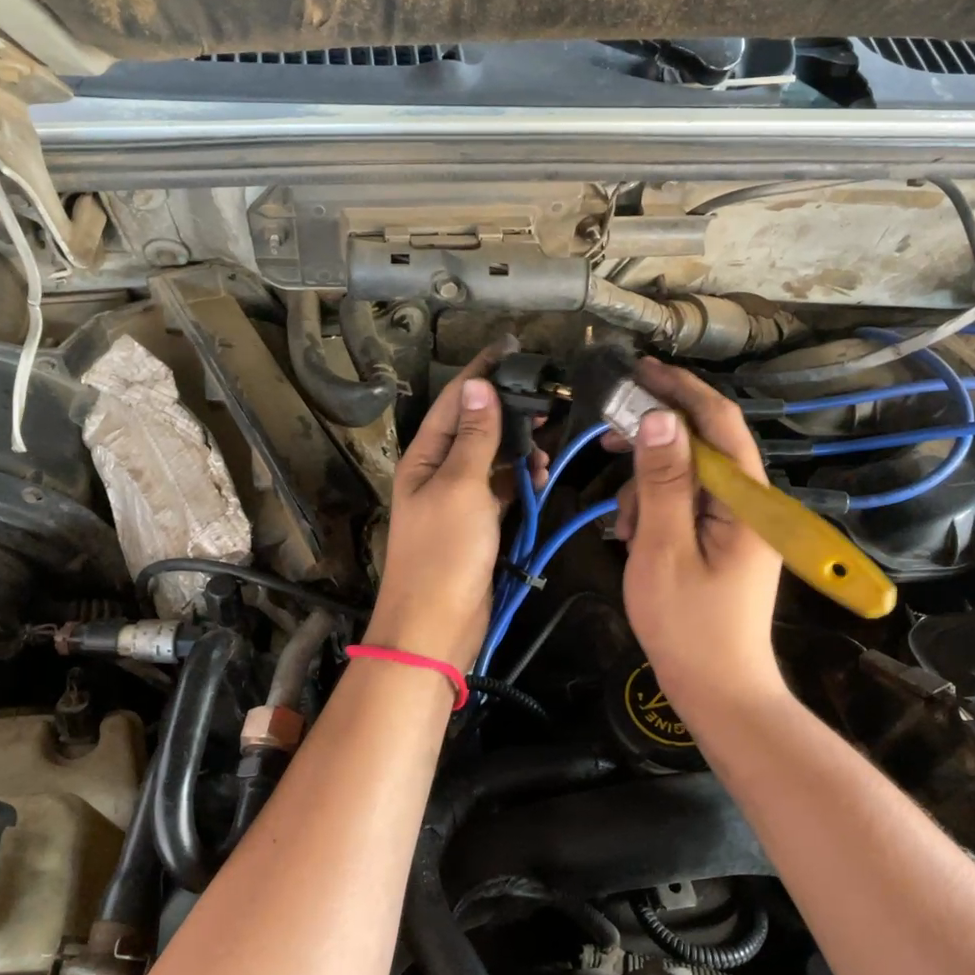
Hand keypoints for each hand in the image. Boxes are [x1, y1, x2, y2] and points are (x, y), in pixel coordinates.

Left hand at [365, 339, 535, 669]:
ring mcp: (459, 501)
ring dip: (521, 450)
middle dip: (510, 412)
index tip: (514, 348)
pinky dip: (522, 482)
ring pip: (494, 460)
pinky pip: (502, 492)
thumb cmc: (444, 553)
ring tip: (549, 448)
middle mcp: (439, 473)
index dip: (483, 372)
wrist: (436, 626)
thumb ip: (474, 437)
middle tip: (548, 400)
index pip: (455, 401)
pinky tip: (543, 478)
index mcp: (425, 457)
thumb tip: (478, 387)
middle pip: (476, 427)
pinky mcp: (479, 527)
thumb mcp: (460, 486)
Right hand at [611, 358, 785, 700]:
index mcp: (747, 500)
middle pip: (706, 444)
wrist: (719, 689)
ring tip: (622, 523)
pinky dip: (658, 510)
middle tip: (606, 434)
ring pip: (691, 476)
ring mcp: (741, 523)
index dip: (680, 388)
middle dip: (655, 437)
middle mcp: (752, 503)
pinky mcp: (726, 541)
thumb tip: (659, 417)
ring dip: (650, 485)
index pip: (719, 422)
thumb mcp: (664, 548)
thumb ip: (663, 481)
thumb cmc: (688, 624)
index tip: (639, 368)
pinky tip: (634, 537)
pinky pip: (689, 505)